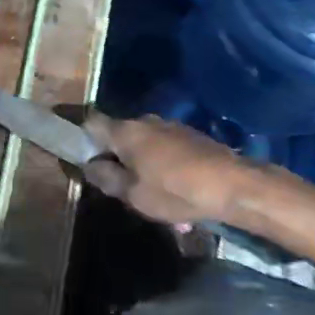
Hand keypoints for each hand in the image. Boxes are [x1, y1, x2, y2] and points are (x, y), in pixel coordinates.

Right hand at [81, 115, 250, 226]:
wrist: (234, 185)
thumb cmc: (176, 190)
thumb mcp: (134, 194)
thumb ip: (107, 178)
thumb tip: (89, 166)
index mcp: (124, 131)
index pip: (91, 122)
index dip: (81, 137)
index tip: (81, 157)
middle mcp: (144, 120)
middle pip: (118, 133)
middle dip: (114, 155)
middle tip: (116, 183)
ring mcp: (168, 125)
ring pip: (142, 141)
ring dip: (139, 161)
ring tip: (148, 191)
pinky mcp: (189, 135)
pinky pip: (163, 146)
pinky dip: (160, 162)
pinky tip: (172, 187)